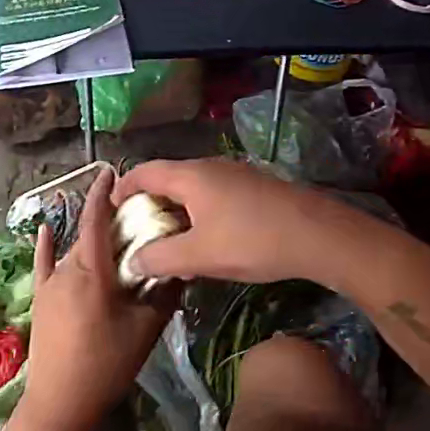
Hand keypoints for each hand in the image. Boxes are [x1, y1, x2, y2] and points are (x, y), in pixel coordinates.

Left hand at [20, 167, 172, 430]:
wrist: (60, 403)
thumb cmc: (107, 364)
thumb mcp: (147, 329)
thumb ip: (165, 294)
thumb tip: (184, 267)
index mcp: (92, 272)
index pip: (97, 220)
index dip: (104, 193)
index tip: (112, 170)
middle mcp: (67, 270)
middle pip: (90, 234)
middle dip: (109, 218)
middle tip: (136, 213)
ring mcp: (49, 285)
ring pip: (74, 250)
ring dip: (93, 237)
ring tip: (116, 232)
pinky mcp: (41, 300)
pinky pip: (43, 265)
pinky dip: (45, 245)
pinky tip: (45, 229)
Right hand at [112, 159, 370, 285]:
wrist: (317, 235)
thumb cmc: (252, 241)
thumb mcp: (199, 256)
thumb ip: (160, 258)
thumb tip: (133, 262)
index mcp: (191, 176)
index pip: (144, 172)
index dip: (123, 189)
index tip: (112, 211)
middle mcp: (212, 168)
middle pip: (169, 181)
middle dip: (151, 209)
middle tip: (141, 237)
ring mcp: (237, 176)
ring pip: (195, 193)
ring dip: (179, 218)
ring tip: (173, 251)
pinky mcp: (257, 190)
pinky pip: (217, 200)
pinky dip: (202, 220)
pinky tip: (209, 249)